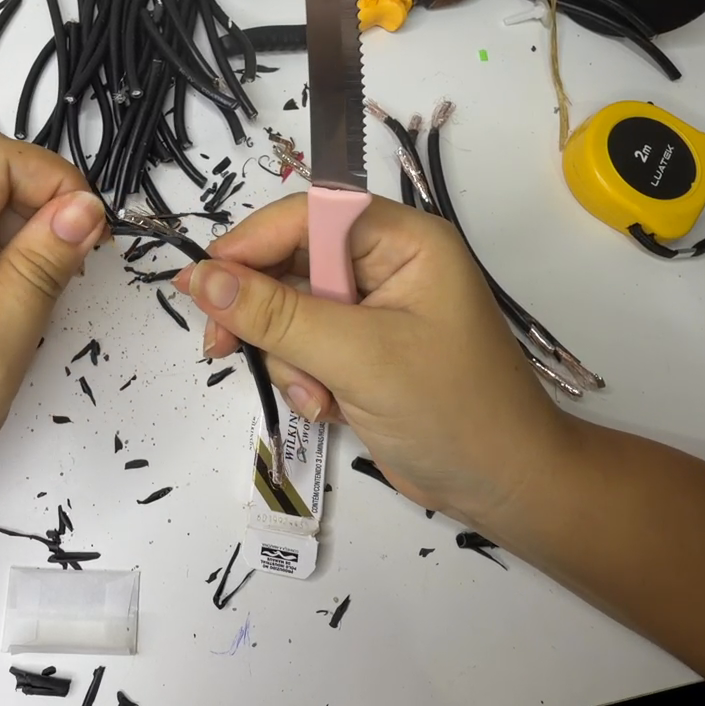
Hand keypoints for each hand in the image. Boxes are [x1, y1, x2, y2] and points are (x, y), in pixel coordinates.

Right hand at [172, 193, 574, 533]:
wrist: (504, 490)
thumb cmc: (451, 412)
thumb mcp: (359, 358)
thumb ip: (276, 316)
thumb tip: (200, 279)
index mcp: (401, 239)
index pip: (309, 215)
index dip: (253, 241)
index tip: (203, 280)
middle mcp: (382, 262)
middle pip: (290, 261)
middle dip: (261, 310)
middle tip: (221, 345)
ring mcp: (369, 306)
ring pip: (286, 307)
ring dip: (286, 356)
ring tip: (315, 397)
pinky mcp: (357, 345)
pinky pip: (300, 343)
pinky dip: (301, 376)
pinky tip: (328, 408)